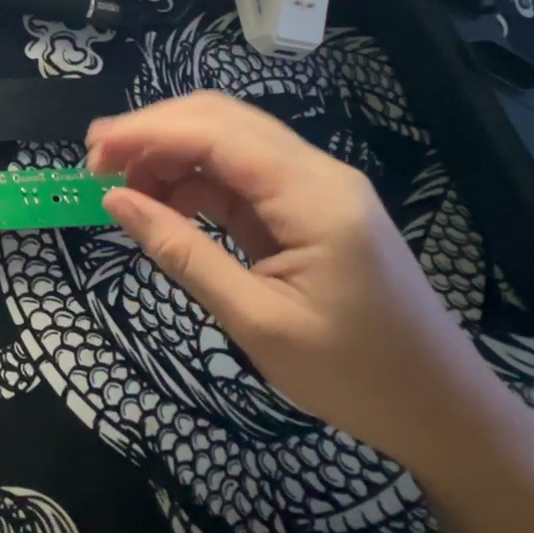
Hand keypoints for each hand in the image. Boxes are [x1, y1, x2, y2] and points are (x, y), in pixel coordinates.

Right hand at [85, 92, 502, 467]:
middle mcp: (316, 174)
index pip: (215, 133)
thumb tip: (114, 200)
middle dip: (151, 133)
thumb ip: (181, 252)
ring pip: (225, 141)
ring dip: (167, 155)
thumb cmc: (355, 375)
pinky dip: (191, 181)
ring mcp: (314, 188)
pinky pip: (236, 175)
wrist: (443, 412)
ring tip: (121, 190)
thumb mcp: (255, 320)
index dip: (145, 133)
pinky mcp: (305, 208)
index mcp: (314, 196)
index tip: (89, 154)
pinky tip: (161, 205)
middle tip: (96, 166)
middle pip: (219, 120)